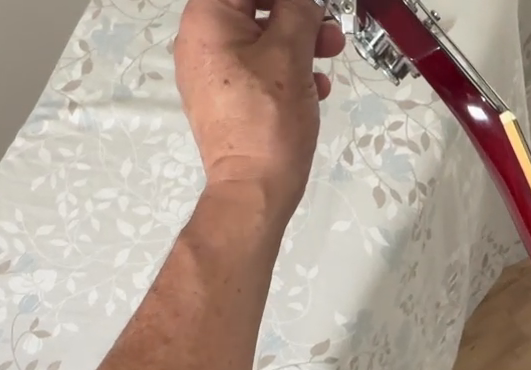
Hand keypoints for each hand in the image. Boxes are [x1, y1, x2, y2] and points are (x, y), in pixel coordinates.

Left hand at [174, 0, 346, 217]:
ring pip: (259, 43)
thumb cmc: (268, 122)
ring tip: (330, 57)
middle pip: (253, 10)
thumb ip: (298, 14)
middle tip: (330, 30)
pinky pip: (256, 74)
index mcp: (207, 18)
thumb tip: (302, 4)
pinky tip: (314, 87)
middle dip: (296, 16)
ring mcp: (211, 76)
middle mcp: (200, 42)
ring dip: (297, 45)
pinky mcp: (225, 104)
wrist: (253, 191)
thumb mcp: (290, 57)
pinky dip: (285, 73)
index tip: (312, 8)